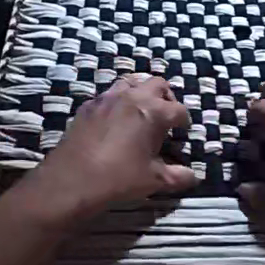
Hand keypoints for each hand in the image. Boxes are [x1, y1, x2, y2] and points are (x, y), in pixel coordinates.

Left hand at [29, 74, 196, 217]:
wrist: (71, 179)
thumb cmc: (119, 178)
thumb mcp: (154, 180)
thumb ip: (178, 176)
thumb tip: (193, 176)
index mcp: (153, 111)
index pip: (179, 110)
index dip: (184, 121)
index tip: (182, 132)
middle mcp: (132, 97)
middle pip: (157, 84)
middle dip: (165, 98)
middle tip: (164, 117)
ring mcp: (107, 98)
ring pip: (131, 83)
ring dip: (140, 94)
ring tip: (141, 114)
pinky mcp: (88, 105)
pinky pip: (108, 95)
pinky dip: (118, 102)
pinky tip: (114, 122)